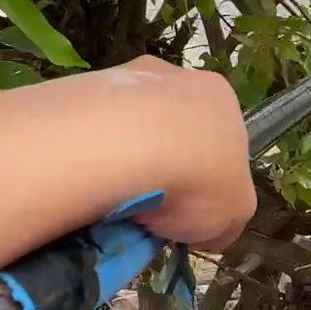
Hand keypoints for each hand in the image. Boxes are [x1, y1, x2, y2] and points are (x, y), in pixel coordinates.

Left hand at [103, 59, 255, 250]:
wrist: (117, 147)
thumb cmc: (195, 177)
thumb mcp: (235, 215)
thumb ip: (228, 219)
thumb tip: (210, 232)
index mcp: (222, 100)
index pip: (222, 144)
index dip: (209, 181)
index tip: (192, 211)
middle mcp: (178, 77)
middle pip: (175, 132)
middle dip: (165, 167)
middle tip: (153, 209)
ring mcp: (123, 78)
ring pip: (129, 130)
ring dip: (126, 164)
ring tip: (115, 204)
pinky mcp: (75, 89)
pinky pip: (90, 132)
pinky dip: (90, 159)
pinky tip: (87, 186)